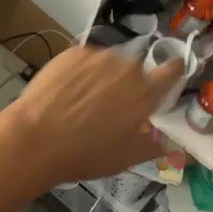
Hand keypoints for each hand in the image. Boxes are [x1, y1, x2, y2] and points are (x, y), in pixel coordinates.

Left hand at [0, 45, 185, 185]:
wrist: (36, 139)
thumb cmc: (85, 154)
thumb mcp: (125, 158)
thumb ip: (154, 147)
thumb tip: (176, 146)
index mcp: (145, 93)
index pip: (172, 70)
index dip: (173, 70)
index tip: (170, 73)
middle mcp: (127, 67)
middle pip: (135, 68)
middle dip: (128, 82)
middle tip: (111, 104)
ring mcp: (99, 56)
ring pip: (109, 62)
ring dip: (104, 75)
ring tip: (84, 99)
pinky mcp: (73, 52)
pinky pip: (86, 59)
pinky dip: (81, 71)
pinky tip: (67, 91)